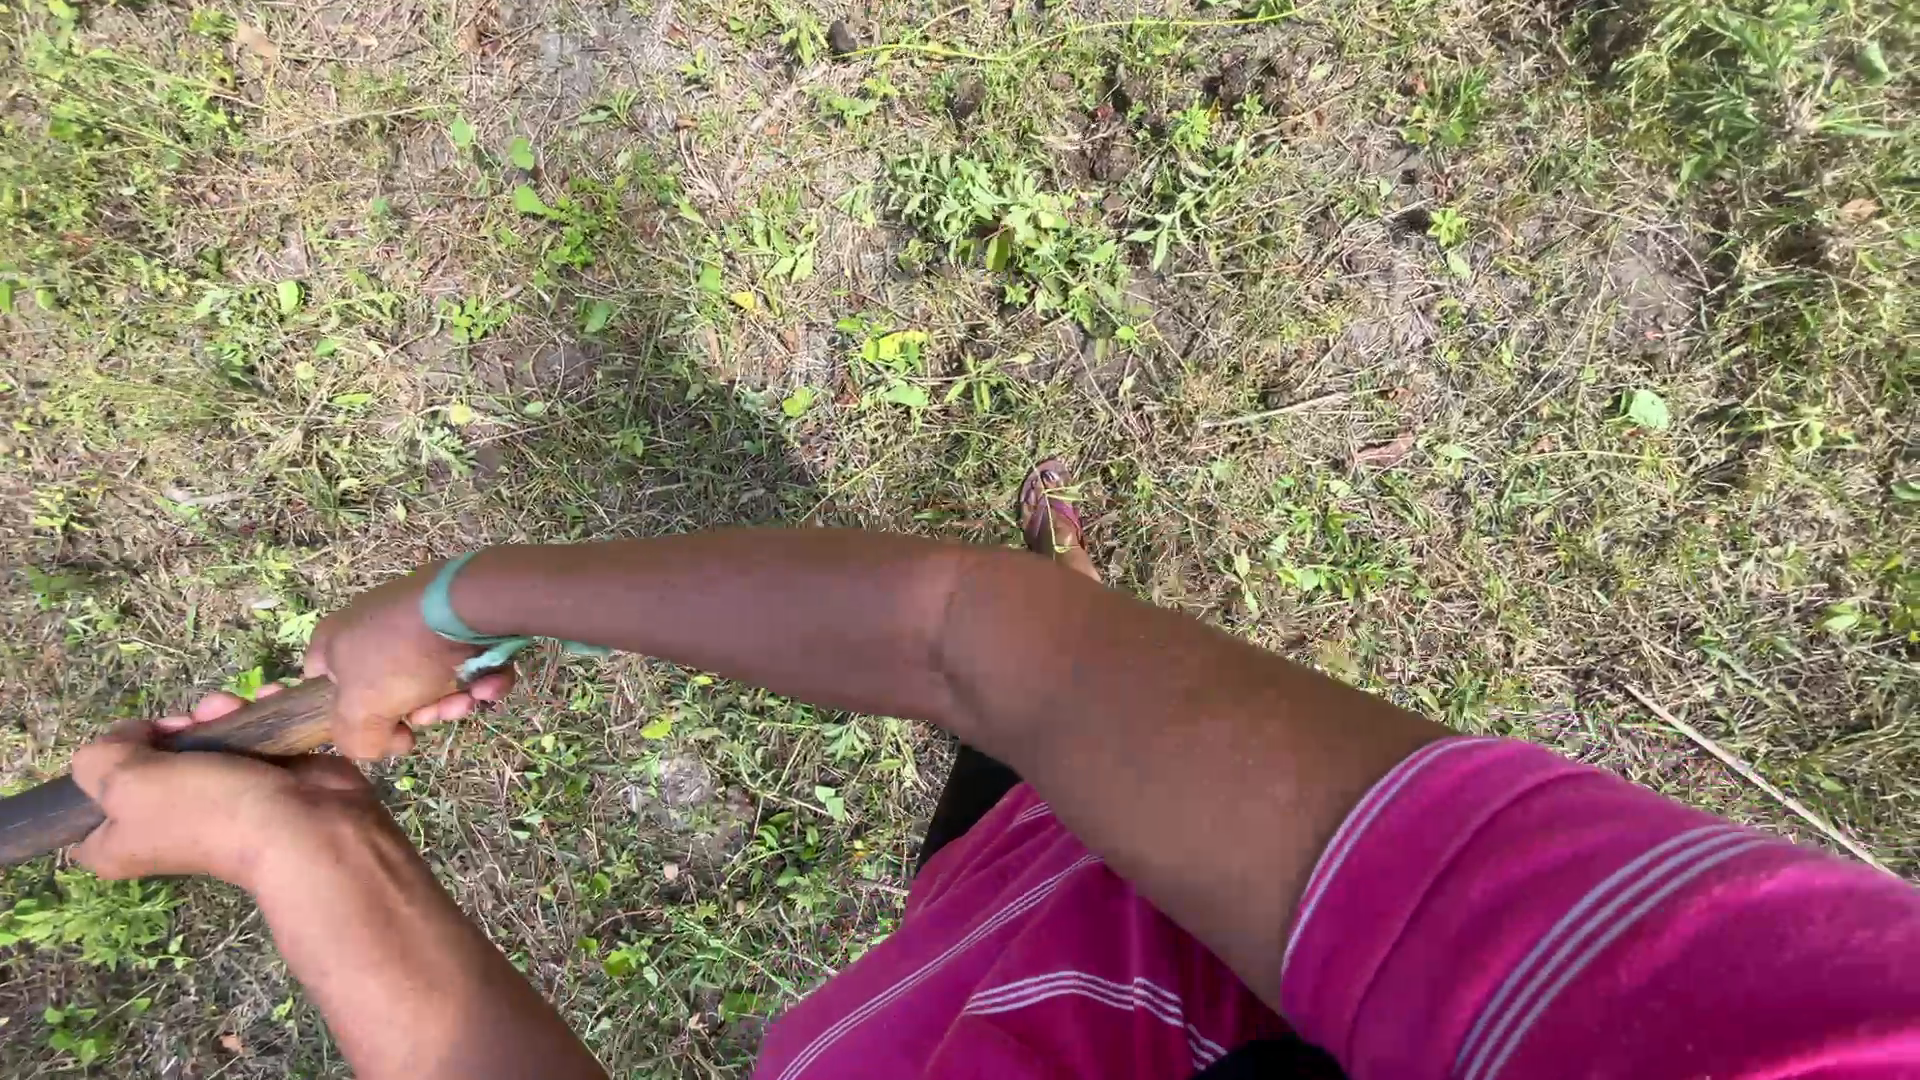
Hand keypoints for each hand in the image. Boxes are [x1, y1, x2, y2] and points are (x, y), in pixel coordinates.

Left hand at [70, 687, 385, 891]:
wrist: (303, 822)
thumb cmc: (208, 809)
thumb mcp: (127, 782)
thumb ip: (102, 754)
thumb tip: (128, 734)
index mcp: (119, 841)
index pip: (95, 800)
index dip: (115, 761)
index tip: (144, 742)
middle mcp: (169, 821)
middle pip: (161, 758)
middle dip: (182, 728)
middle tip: (196, 721)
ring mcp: (225, 799)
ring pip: (213, 744)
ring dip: (225, 714)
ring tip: (240, 703)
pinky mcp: (272, 779)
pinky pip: (260, 740)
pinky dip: (264, 716)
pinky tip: (271, 699)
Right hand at [305, 563, 514, 759]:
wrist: (472, 604)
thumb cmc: (401, 654)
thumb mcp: (360, 708)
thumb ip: (357, 739)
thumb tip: (386, 747)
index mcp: (336, 641)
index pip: (322, 684)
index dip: (344, 714)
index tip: (375, 729)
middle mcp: (378, 627)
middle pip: (392, 689)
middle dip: (420, 711)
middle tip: (433, 714)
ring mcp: (426, 622)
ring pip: (438, 678)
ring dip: (456, 699)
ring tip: (468, 699)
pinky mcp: (471, 621)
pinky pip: (474, 660)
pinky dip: (484, 678)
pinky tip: (490, 684)